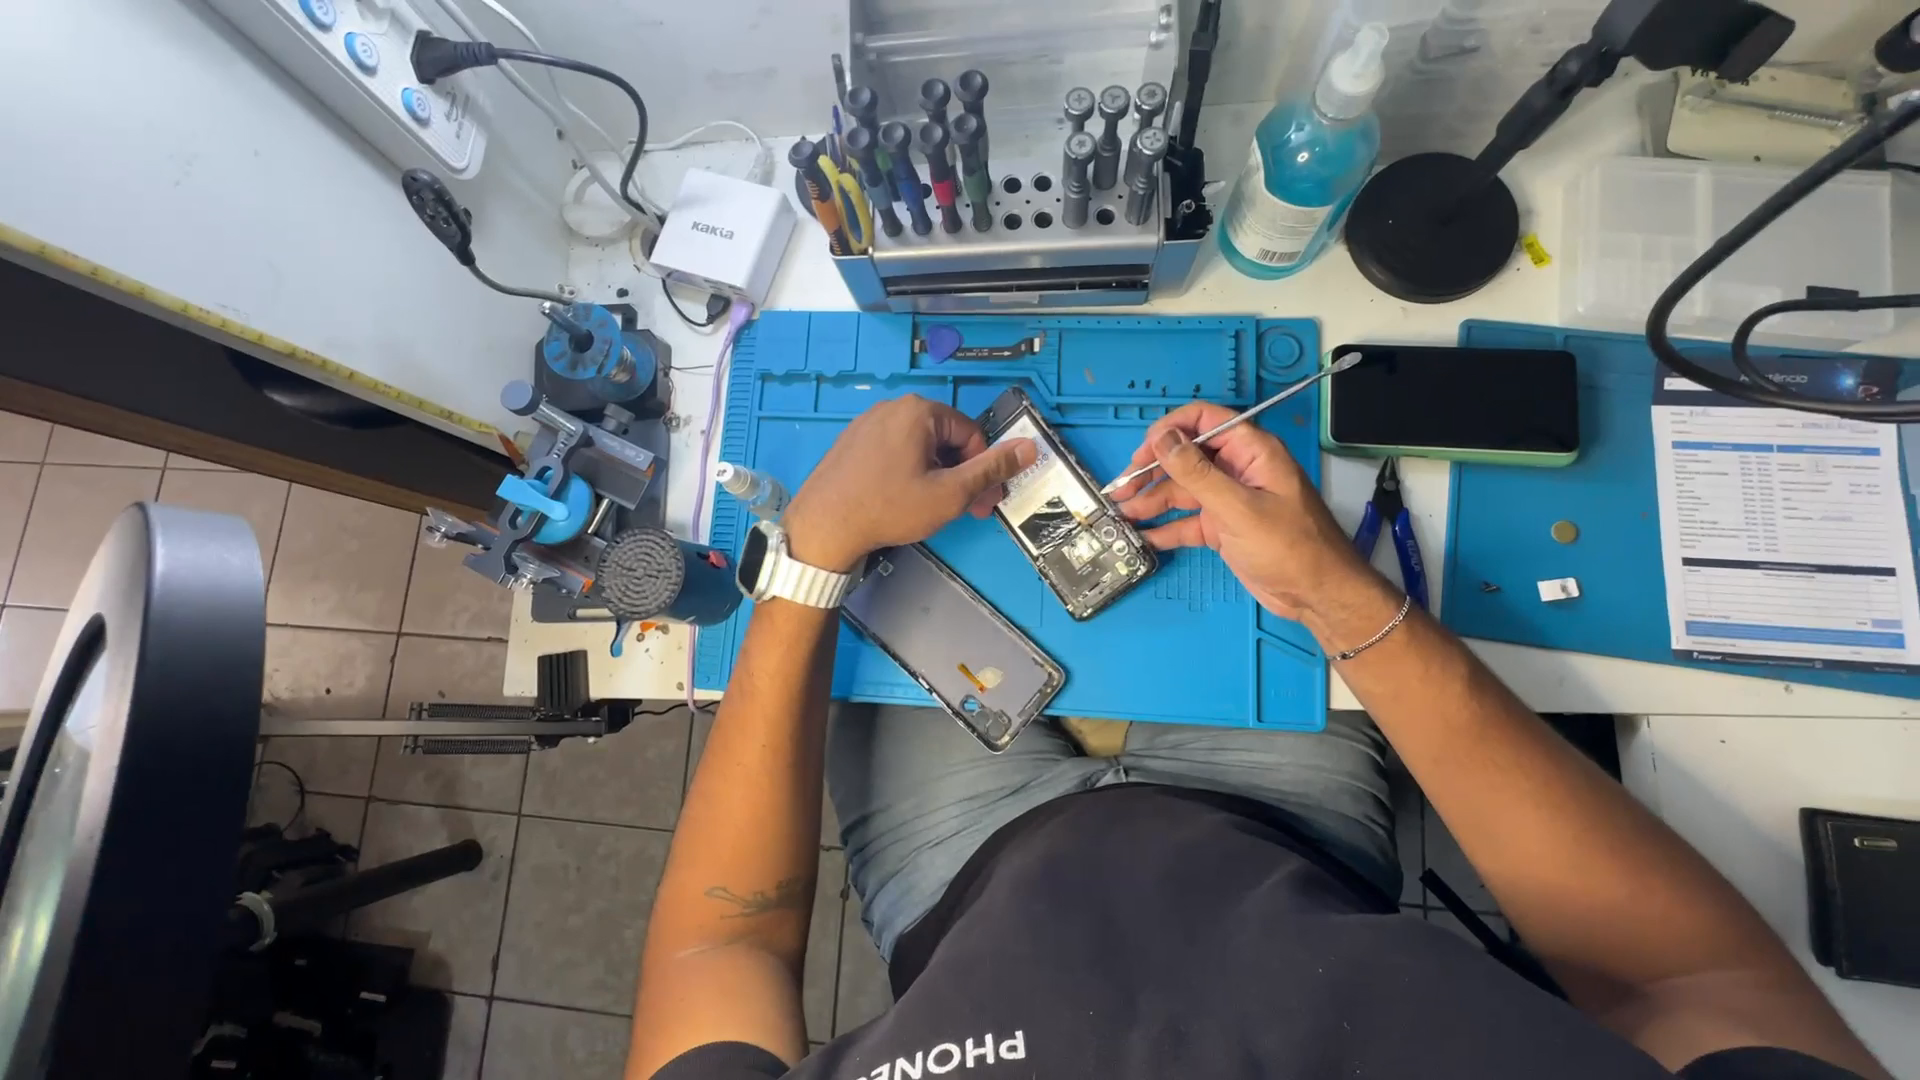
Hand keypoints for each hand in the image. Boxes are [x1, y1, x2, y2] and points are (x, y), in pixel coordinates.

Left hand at [783, 395, 1035, 571]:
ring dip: (936, 475)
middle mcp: (893, 408)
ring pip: (919, 447)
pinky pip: (894, 451)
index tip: (983, 503)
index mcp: (919, 411)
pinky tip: (902, 501)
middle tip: (964, 511)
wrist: (823, 527)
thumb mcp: (950, 493)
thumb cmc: (889, 508)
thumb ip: (991, 469)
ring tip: (930, 509)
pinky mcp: (852, 442)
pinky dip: (908, 472)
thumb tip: (1030, 447)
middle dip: (960, 475)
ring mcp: (868, 423)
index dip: (982, 471)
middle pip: (945, 439)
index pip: (970, 435)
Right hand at [1109, 404, 1391, 629]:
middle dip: (1151, 471)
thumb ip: (1197, 472)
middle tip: (1121, 489)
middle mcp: (1236, 470)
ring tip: (1121, 515)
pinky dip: (1165, 527)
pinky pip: (1186, 520)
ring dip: (1151, 501)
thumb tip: (1164, 438)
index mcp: (1250, 451)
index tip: (1142, 452)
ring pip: (1181, 491)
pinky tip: (1142, 536)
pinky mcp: (1222, 528)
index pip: (1204, 421)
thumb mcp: (1238, 507)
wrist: (1317, 595)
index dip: (1170, 430)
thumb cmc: (1289, 546)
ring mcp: (1228, 500)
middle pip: (1185, 458)